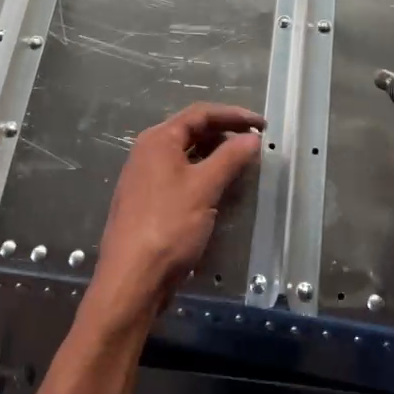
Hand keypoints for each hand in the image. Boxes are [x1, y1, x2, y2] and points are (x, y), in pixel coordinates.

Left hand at [89, 102, 264, 312]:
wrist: (131, 280)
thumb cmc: (169, 226)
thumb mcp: (205, 188)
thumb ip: (230, 158)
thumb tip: (252, 137)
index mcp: (158, 139)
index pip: (200, 113)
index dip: (233, 115)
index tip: (261, 123)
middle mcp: (147, 152)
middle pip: (191, 131)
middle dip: (224, 133)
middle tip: (254, 141)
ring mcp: (144, 178)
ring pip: (185, 155)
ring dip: (213, 155)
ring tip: (240, 163)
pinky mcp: (146, 202)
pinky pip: (178, 176)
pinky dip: (201, 175)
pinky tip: (217, 189)